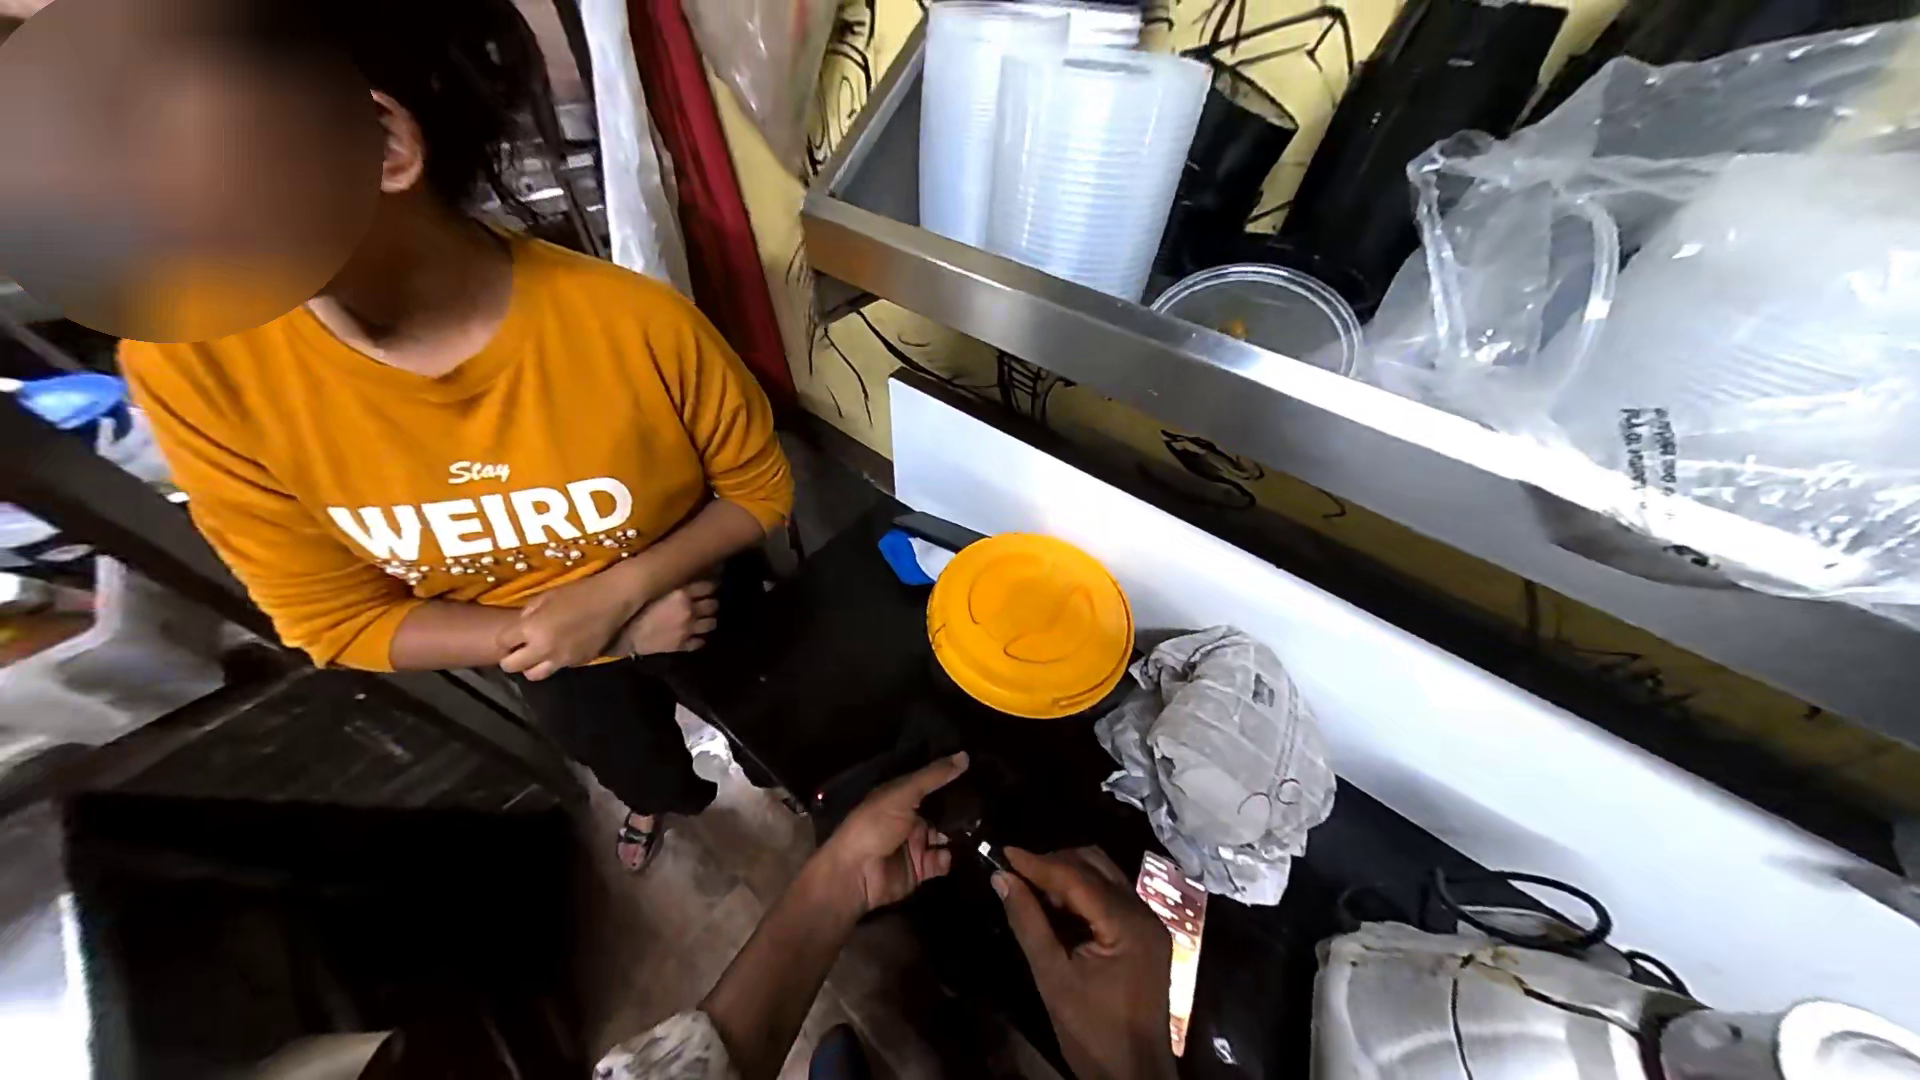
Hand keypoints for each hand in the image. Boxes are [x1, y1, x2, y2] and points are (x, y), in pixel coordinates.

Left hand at [498, 574, 644, 680]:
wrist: (615, 598)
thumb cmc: (580, 592)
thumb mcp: (547, 596)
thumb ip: (528, 613)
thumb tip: (521, 626)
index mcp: (532, 629)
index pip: (502, 643)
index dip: (506, 638)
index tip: (514, 634)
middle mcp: (544, 648)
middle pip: (512, 666)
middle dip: (512, 658)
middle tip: (521, 649)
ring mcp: (563, 658)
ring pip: (534, 675)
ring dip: (533, 665)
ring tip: (541, 654)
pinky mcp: (580, 661)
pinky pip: (559, 667)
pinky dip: (557, 661)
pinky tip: (565, 648)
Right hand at [613, 581, 719, 657]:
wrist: (622, 634)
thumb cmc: (634, 607)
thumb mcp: (655, 589)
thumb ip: (673, 583)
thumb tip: (683, 573)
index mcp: (682, 593)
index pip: (710, 586)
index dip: (712, 585)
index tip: (709, 586)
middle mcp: (690, 609)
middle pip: (714, 605)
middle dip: (711, 603)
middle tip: (705, 603)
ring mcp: (688, 628)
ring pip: (712, 623)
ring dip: (708, 621)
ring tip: (702, 619)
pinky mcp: (682, 645)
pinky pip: (700, 642)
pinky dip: (698, 639)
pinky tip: (694, 636)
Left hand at [819, 752, 968, 913]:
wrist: (856, 873)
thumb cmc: (875, 824)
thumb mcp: (903, 794)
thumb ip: (934, 776)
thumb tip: (966, 755)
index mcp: (903, 795)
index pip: (932, 782)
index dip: (952, 777)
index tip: (979, 768)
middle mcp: (912, 817)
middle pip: (943, 810)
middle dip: (961, 808)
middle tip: (988, 801)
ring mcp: (917, 843)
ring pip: (946, 835)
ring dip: (959, 833)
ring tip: (981, 827)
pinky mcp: (921, 868)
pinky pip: (942, 860)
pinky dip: (947, 857)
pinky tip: (944, 853)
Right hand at [996, 848, 1176, 1079]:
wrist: (1134, 1079)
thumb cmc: (1092, 1034)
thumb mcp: (1053, 978)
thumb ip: (1028, 922)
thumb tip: (1001, 877)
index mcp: (1127, 924)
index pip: (1077, 877)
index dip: (1038, 862)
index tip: (1004, 853)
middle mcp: (1142, 912)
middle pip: (1093, 864)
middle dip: (1053, 862)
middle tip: (1017, 872)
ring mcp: (1147, 920)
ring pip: (1102, 873)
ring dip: (1067, 872)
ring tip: (1033, 884)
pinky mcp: (1143, 931)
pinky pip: (1109, 892)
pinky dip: (1081, 889)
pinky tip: (1056, 902)